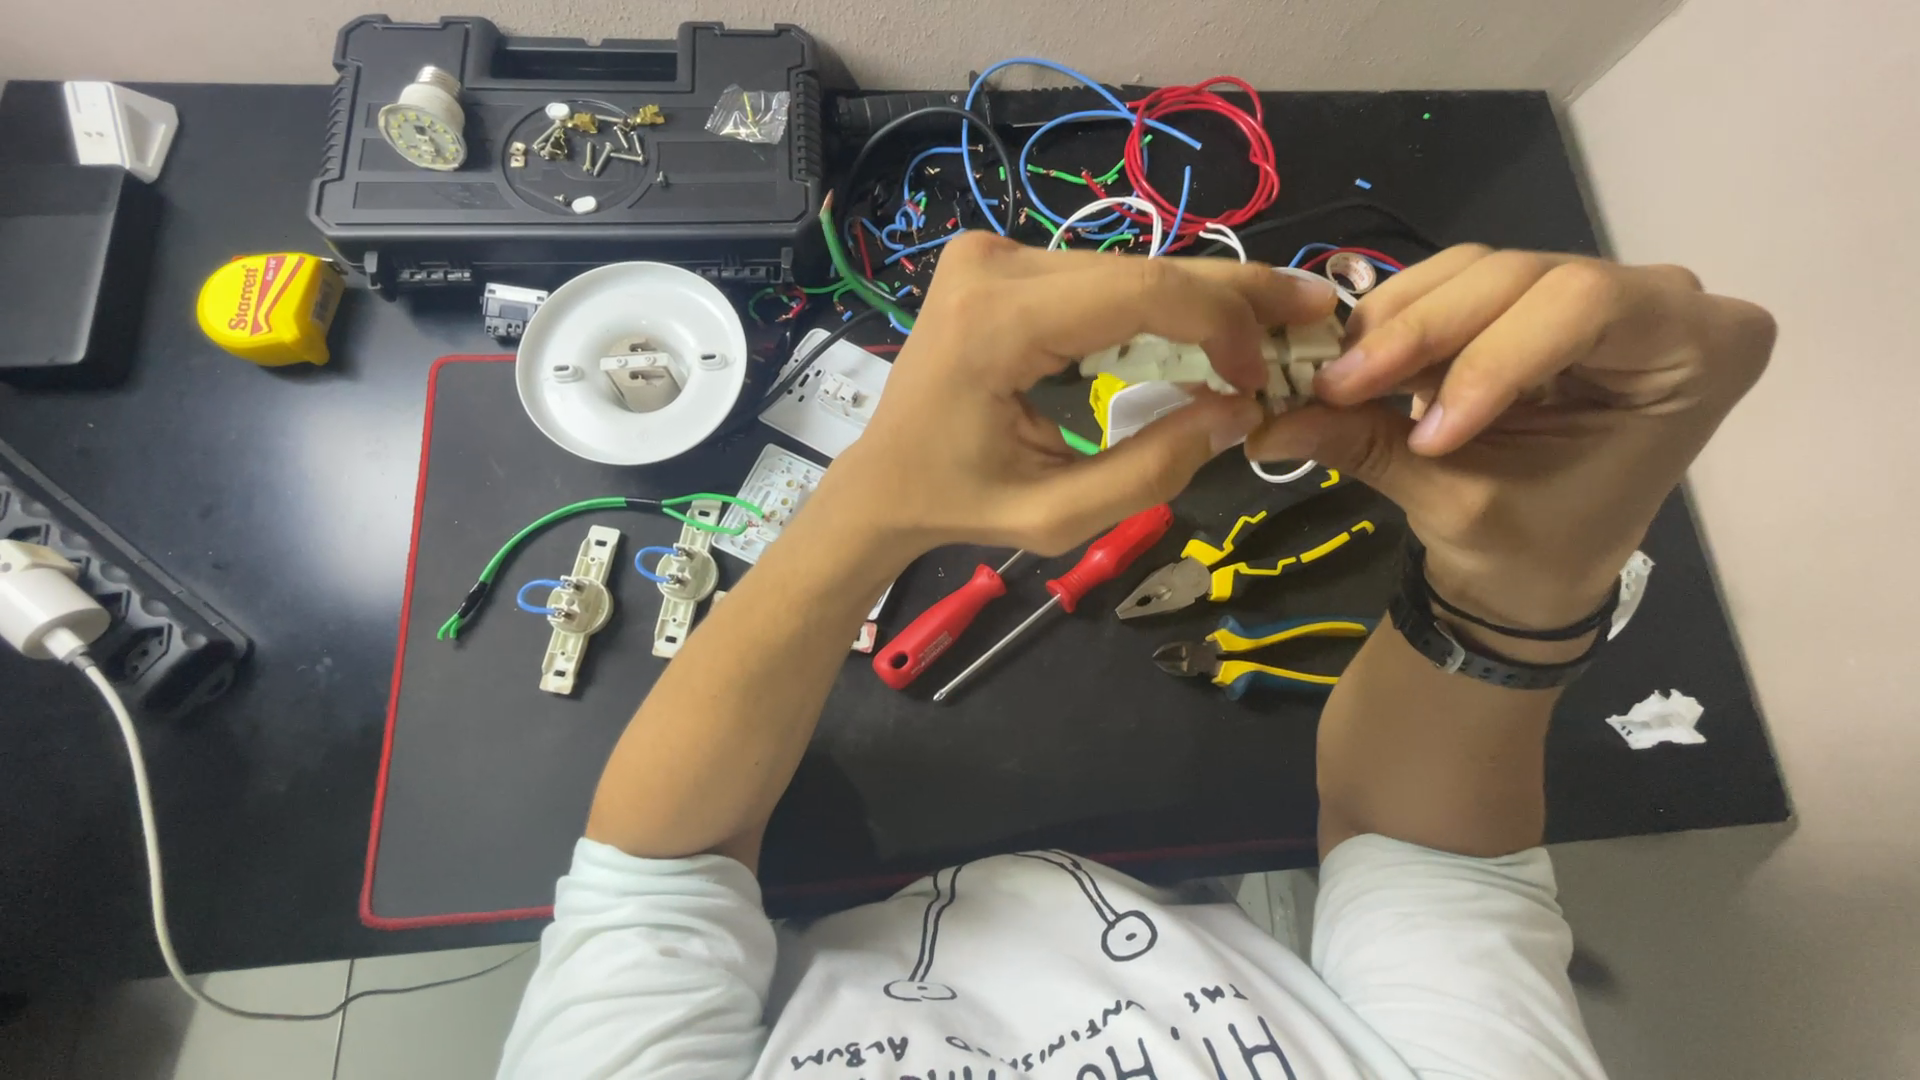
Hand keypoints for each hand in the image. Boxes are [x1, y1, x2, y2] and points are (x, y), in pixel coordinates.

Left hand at [824, 232, 1337, 556]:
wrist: (882, 482)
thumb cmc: (957, 505)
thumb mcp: (1057, 516)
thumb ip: (1152, 469)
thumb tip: (1240, 410)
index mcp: (993, 324)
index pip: (1139, 292)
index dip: (1222, 323)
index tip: (1263, 372)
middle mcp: (990, 265)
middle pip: (1139, 271)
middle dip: (1229, 301)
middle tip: (1310, 314)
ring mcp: (987, 254)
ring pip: (1124, 272)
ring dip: (1193, 307)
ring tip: (1258, 337)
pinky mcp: (994, 262)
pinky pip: (1094, 281)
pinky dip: (1147, 311)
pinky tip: (1193, 336)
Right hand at [1245, 244, 1774, 627]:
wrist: (1529, 568)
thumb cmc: (1529, 550)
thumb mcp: (1457, 506)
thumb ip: (1371, 450)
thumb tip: (1266, 427)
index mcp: (1695, 351)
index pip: (1583, 307)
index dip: (1488, 358)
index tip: (1422, 437)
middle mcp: (1652, 301)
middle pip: (1516, 276)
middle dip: (1416, 336)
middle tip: (1331, 389)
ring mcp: (1581, 296)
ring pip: (1470, 272)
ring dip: (1390, 326)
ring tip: (1335, 385)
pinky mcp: (1519, 308)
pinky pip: (1446, 289)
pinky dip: (1388, 326)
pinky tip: (1353, 369)